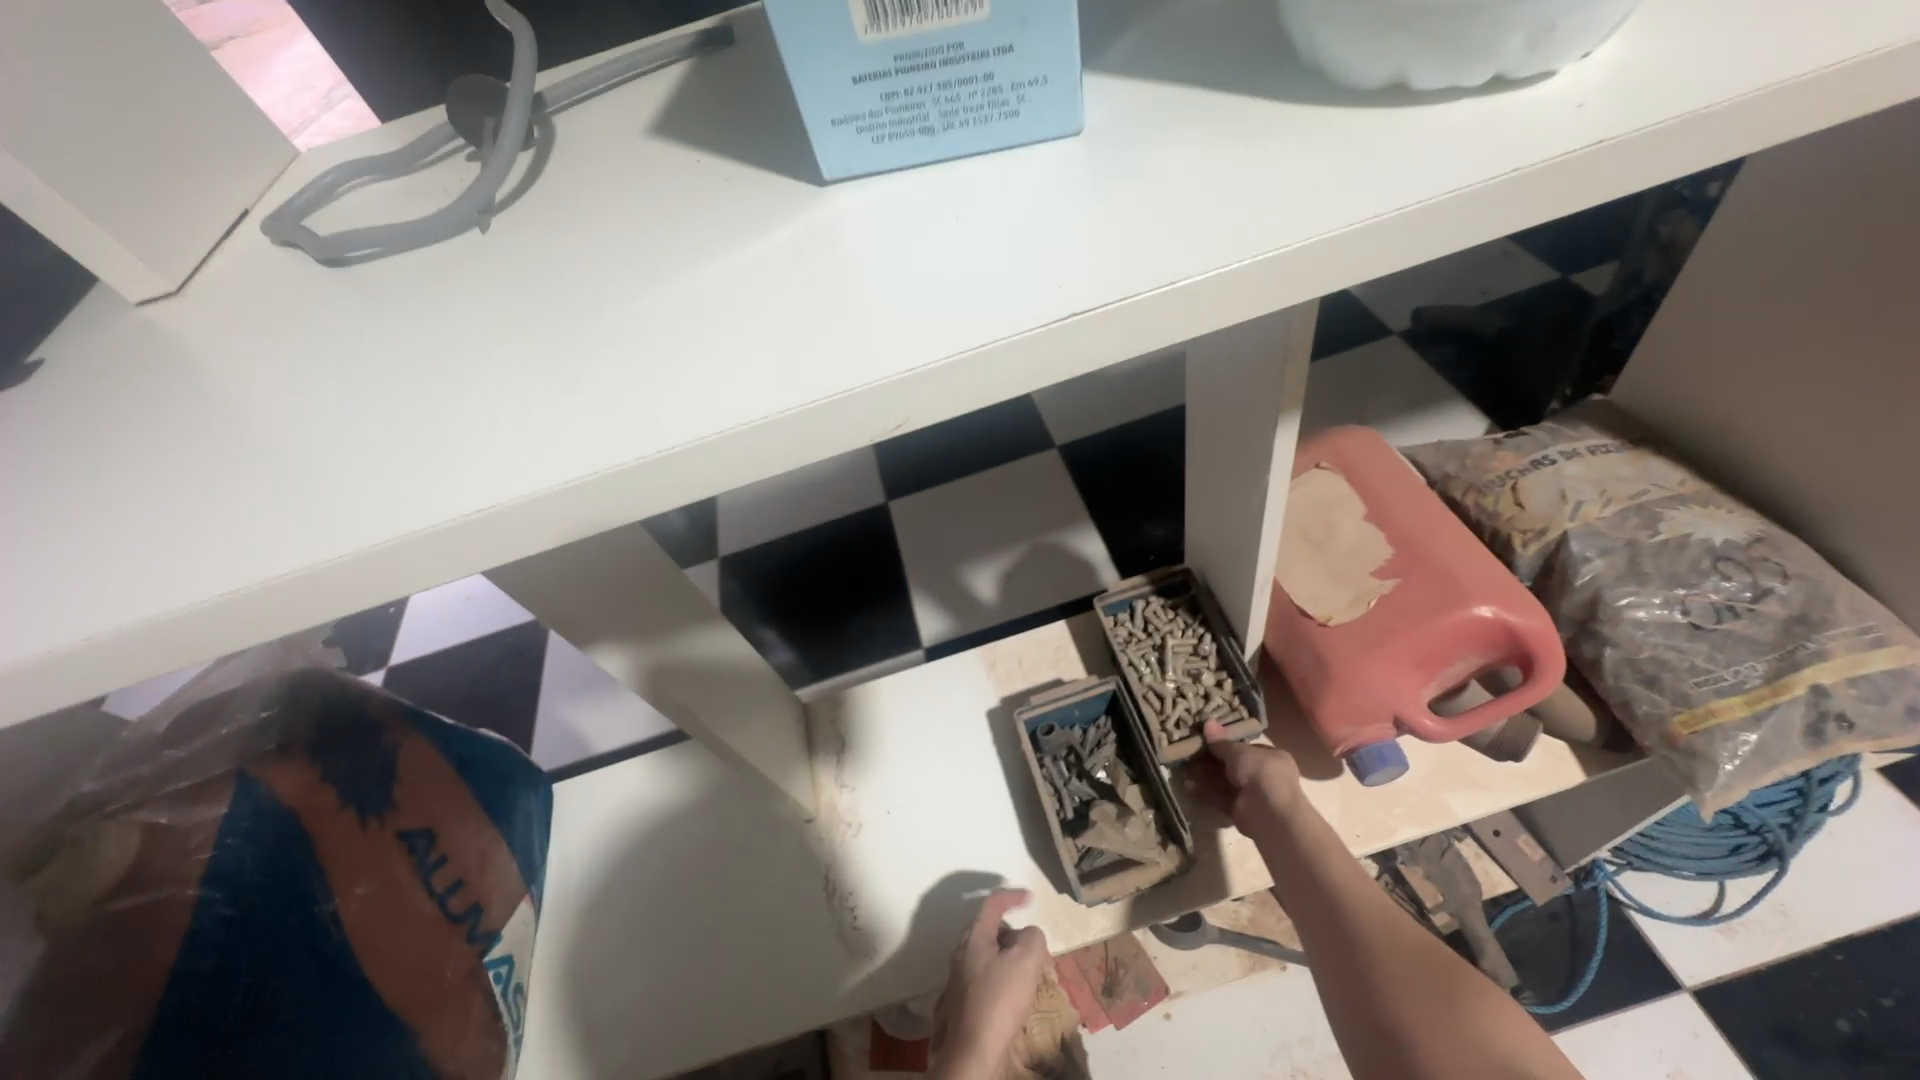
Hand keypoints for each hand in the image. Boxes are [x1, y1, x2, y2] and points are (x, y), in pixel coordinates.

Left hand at [931, 888, 1049, 1079]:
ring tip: (1035, 974)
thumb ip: (1033, 938)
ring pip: (993, 955)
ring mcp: (963, 976)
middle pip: (993, 929)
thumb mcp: (1025, 961)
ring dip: (1015, 958)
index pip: (993, 903)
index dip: (1013, 895)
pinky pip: (991, 975)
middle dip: (1019, 934)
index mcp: (974, 937)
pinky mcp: (967, 999)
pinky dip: (1008, 976)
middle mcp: (964, 952)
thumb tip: (1030, 936)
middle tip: (1039, 949)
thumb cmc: (999, 1000)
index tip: (1031, 898)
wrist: (974, 1050)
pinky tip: (1020, 995)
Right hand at [1188, 719, 1303, 830]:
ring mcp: (1253, 795)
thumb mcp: (1238, 752)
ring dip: (1206, 777)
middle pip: (1232, 766)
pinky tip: (1188, 787)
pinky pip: (1221, 799)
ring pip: (1225, 783)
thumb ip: (1221, 742)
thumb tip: (1207, 723)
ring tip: (1184, 770)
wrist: (1270, 814)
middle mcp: (1264, 776)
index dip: (1225, 745)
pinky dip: (1206, 793)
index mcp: (1271, 757)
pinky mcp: (1241, 812)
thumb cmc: (1260, 773)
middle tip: (1190, 756)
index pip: (1246, 749)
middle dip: (1211, 762)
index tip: (1205, 741)